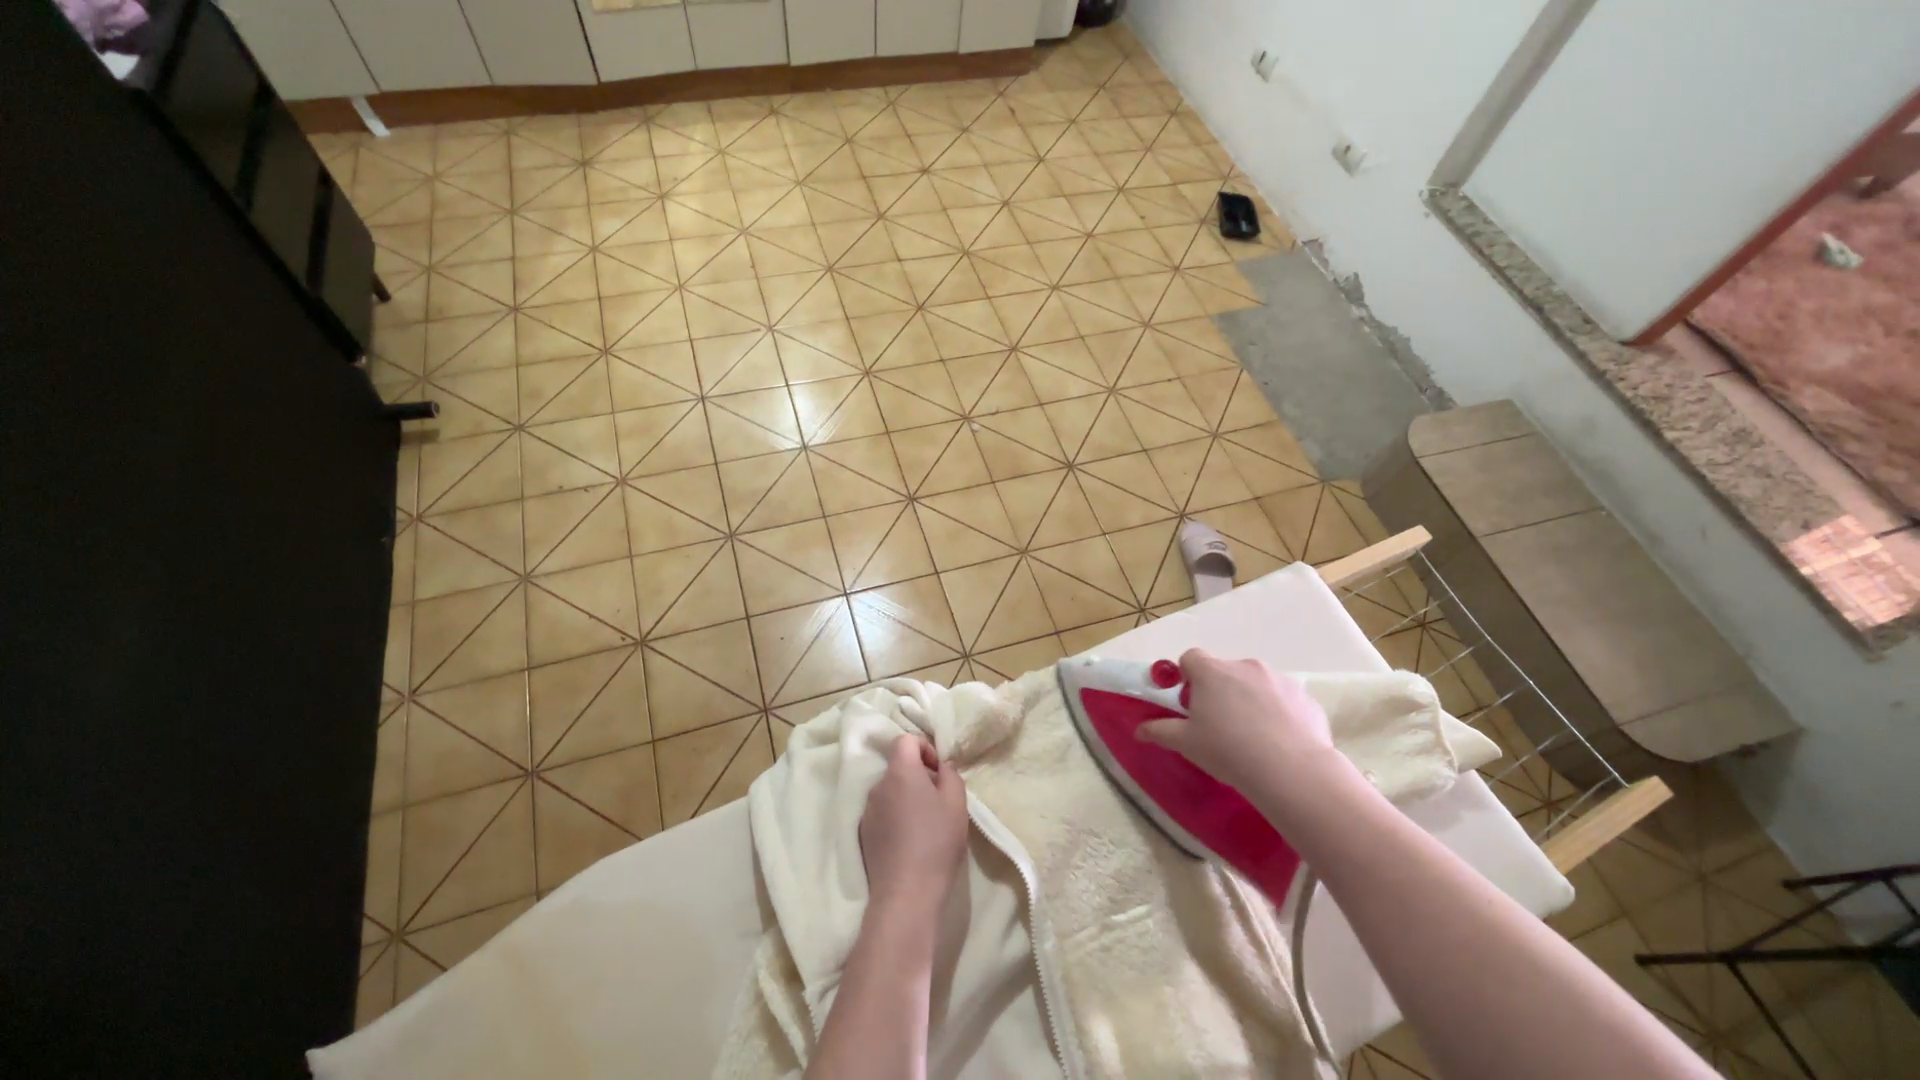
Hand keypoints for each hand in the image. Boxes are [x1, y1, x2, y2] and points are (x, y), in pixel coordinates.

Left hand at [859, 735, 968, 915]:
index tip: (938, 771)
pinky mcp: (863, 833)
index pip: (904, 740)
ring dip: (906, 797)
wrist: (907, 891)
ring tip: (925, 824)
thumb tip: (940, 766)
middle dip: (918, 776)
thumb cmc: (937, 841)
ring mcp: (867, 810)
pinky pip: (882, 812)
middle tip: (938, 800)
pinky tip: (910, 841)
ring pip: (889, 791)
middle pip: (897, 767)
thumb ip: (950, 774)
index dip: (924, 748)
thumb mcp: (957, 802)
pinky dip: (896, 816)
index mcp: (900, 772)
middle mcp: (877, 786)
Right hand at [1136, 649, 1335, 793]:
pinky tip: (1278, 742)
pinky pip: (1283, 700)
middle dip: (1219, 692)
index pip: (1191, 658)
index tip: (1189, 703)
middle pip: (1224, 671)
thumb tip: (1139, 730)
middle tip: (1218, 725)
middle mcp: (1245, 666)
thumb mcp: (1186, 743)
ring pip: (1255, 684)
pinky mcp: (1304, 697)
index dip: (1186, 677)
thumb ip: (1159, 731)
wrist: (1291, 769)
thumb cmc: (1228, 750)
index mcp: (1213, 672)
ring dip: (1249, 700)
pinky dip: (1278, 713)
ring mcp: (1279, 679)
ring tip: (1252, 737)